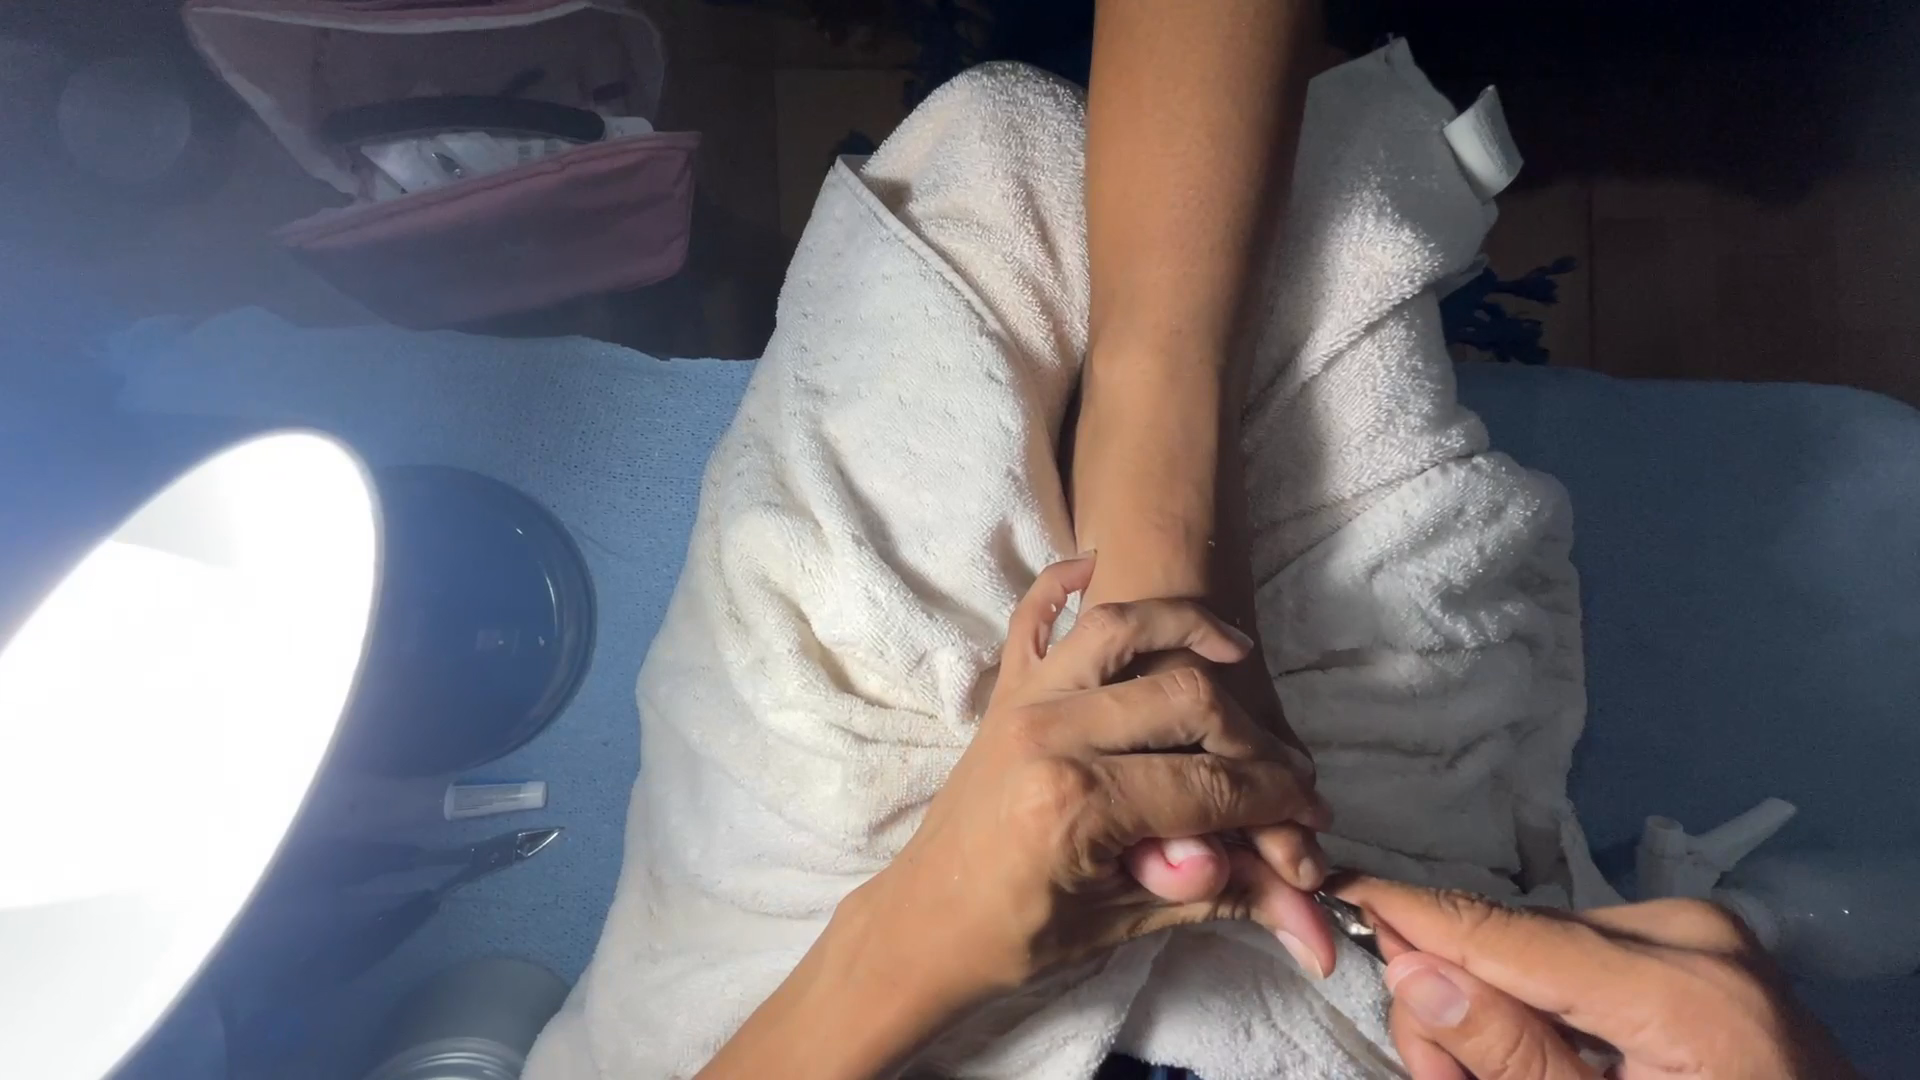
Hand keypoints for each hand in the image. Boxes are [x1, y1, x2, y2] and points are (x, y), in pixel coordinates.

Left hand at [848, 554, 1337, 1005]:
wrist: (925, 917)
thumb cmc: (1016, 934)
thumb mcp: (1121, 926)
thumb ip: (1218, 896)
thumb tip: (1313, 915)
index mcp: (1078, 802)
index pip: (1211, 786)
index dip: (1276, 801)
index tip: (1311, 812)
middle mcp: (1051, 731)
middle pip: (1184, 697)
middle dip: (1250, 738)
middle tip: (1280, 772)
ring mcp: (1023, 699)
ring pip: (1118, 627)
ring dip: (1184, 626)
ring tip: (1234, 652)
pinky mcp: (1004, 689)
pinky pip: (1032, 614)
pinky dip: (1064, 580)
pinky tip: (1098, 564)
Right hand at [1336, 877, 1860, 1079]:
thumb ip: (1512, 1056)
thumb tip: (1409, 969)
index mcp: (1685, 994)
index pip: (1498, 931)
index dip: (1404, 910)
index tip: (1331, 889)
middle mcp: (1689, 937)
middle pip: (1503, 940)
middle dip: (1449, 999)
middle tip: (1440, 1078)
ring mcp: (1696, 934)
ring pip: (1525, 943)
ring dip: (1485, 1001)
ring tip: (1481, 1071)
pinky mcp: (1691, 943)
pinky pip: (1565, 950)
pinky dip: (1531, 996)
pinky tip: (1533, 1046)